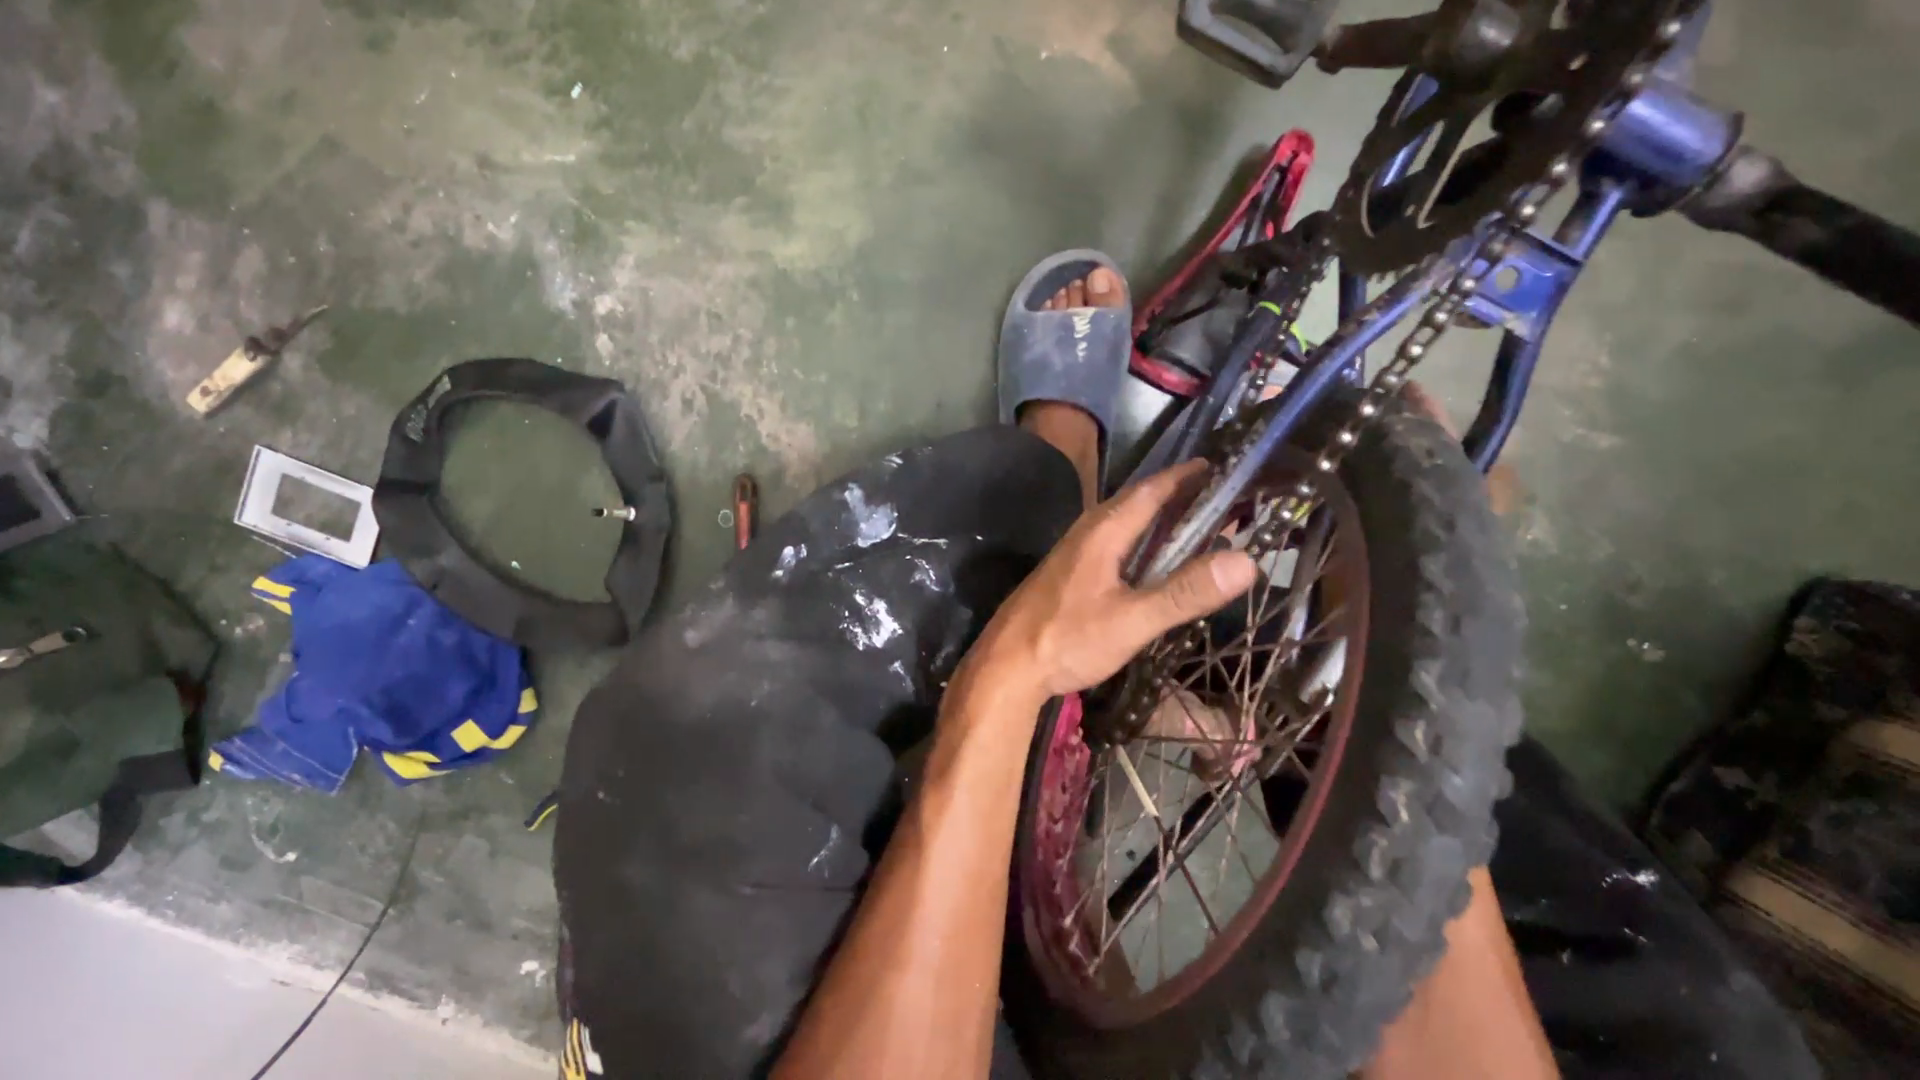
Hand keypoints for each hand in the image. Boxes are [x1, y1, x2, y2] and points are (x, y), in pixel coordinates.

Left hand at [964, 461, 1259, 699]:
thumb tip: (1246, 561)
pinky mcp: (1072, 573)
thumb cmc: (1067, 640)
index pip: (1153, 489)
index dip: (1189, 476)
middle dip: (1182, 497)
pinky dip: (1146, 543)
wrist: (1006, 666)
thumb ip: (1184, 592)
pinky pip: (1117, 544)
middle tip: (1226, 500)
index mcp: (1104, 531)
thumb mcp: (1132, 620)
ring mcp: (1077, 552)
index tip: (1226, 467)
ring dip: (1164, 521)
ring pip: (1128, 524)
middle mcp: (1089, 531)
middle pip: (1141, 502)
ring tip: (1203, 527)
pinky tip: (1159, 563)